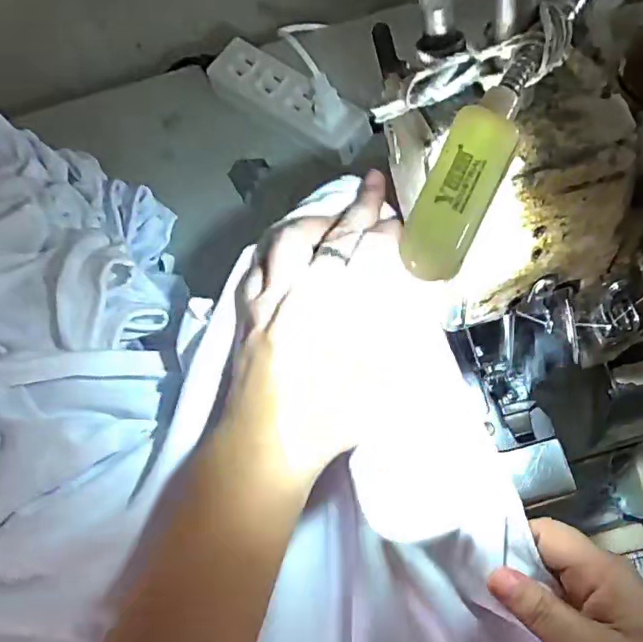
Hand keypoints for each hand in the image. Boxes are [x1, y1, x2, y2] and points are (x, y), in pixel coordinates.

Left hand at [220, 171, 429, 485]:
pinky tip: (286, 256)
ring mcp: (259, 307)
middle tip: (371, 189)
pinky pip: (256, 268)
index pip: (354, 253)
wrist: (260, 452)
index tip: (399, 213)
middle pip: (317, 236)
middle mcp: (286, 298)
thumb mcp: (371, 386)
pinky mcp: (242, 321)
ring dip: (309, 221)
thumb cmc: (319, 427)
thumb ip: (386, 338)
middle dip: (349, 208)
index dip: (380, 228)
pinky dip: (276, 250)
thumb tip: (400, 301)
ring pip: (278, 243)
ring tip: (330, 219)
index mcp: (320, 313)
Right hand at [488, 519, 642, 641]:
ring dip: (524, 584)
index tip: (473, 560)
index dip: (509, 540)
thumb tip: (493, 573)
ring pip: (553, 571)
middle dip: (512, 562)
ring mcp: (604, 588)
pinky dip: (540, 601)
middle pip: (547, 547)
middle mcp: (601, 568)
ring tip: (488, 601)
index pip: (545, 532)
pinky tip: (520, 619)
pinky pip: (564, 592)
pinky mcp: (603, 607)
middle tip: (472, 584)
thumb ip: (537, 610)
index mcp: (599, 568)